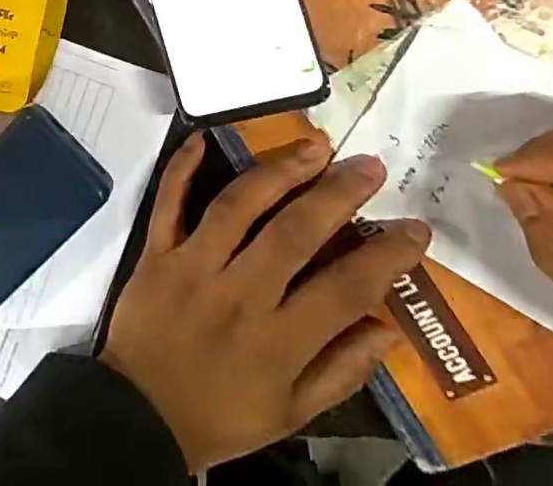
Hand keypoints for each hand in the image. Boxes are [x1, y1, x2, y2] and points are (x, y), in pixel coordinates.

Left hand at [100, 133, 430, 471]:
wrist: (138, 415)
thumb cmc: (220, 415)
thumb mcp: (290, 414)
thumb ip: (341, 371)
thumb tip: (388, 327)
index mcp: (278, 341)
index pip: (344, 289)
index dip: (386, 255)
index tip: (414, 227)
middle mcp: (238, 294)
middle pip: (292, 233)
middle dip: (336, 195)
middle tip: (367, 166)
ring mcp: (192, 266)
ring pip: (237, 206)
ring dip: (277, 171)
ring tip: (313, 146)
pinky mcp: (156, 252)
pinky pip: (168, 202)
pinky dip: (182, 167)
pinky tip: (202, 137)